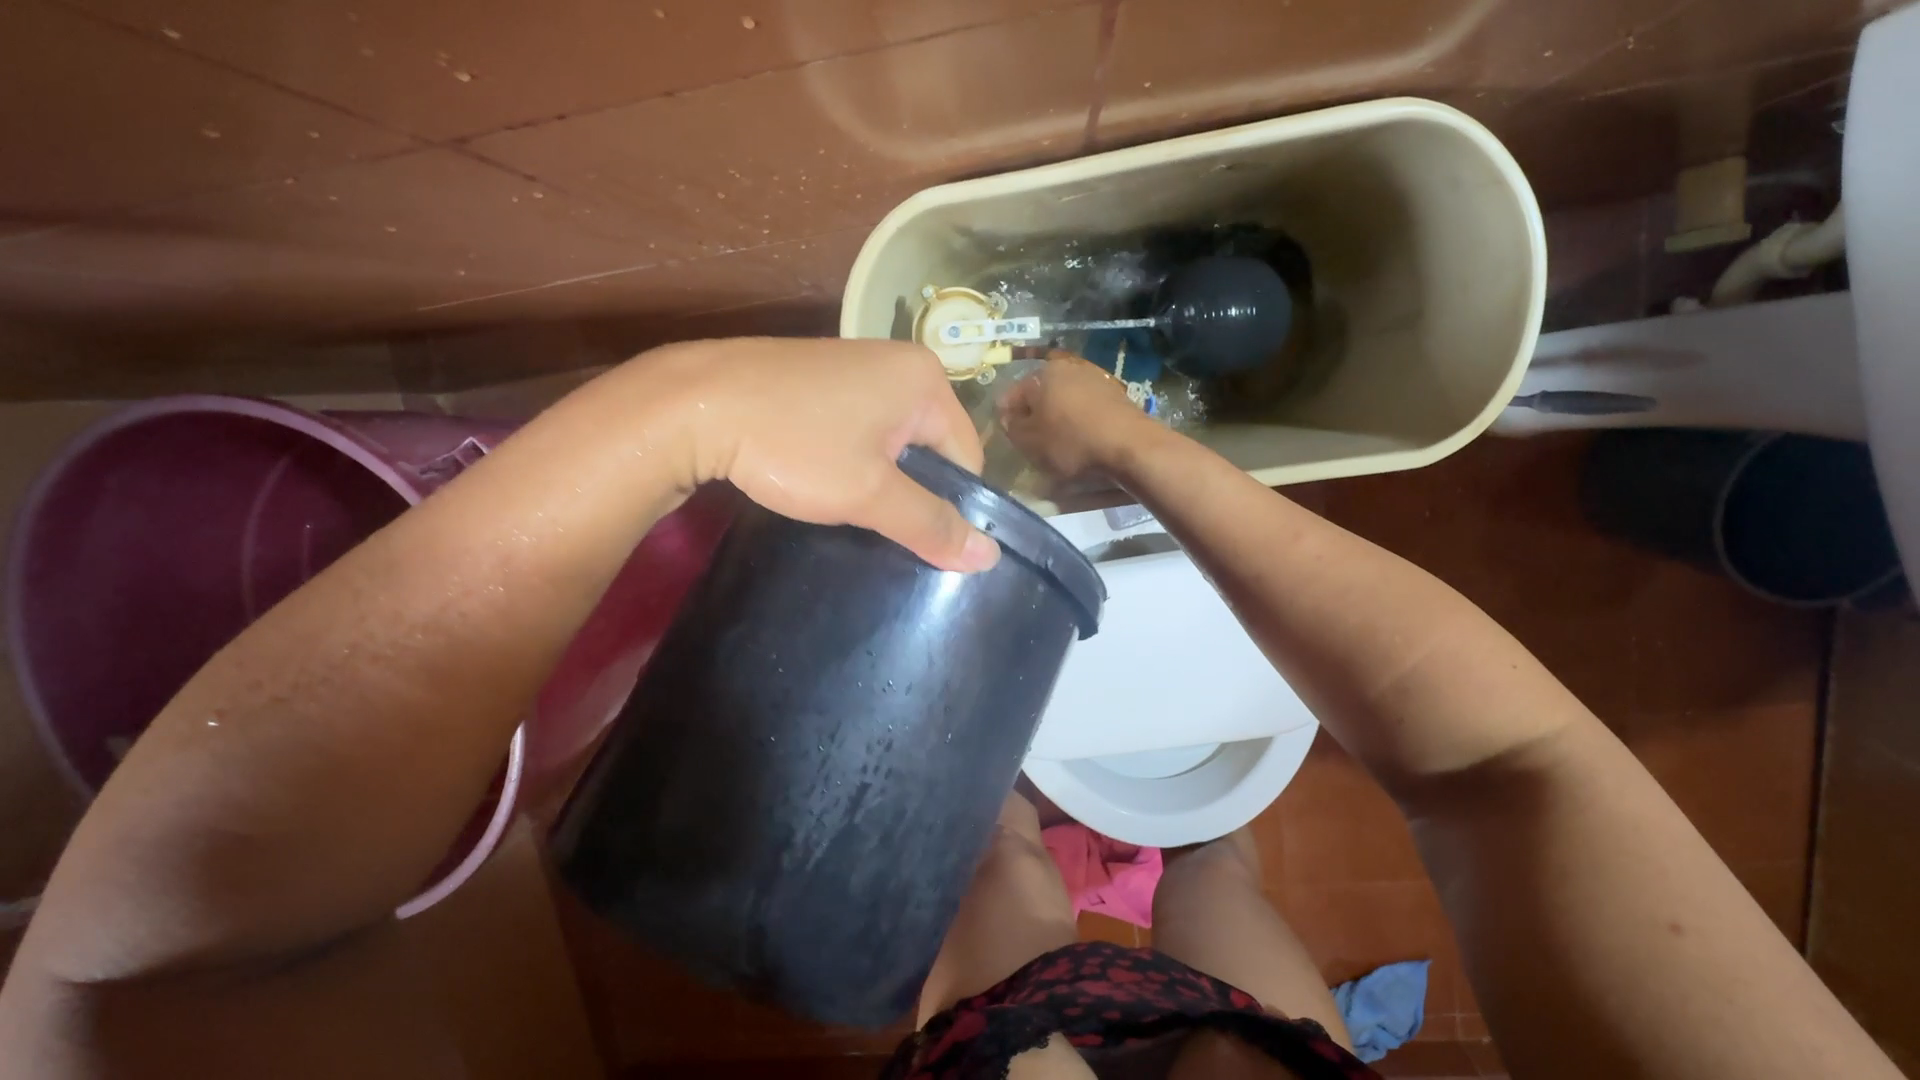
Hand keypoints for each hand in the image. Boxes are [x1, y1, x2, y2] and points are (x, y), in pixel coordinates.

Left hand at [643, 337, 998, 572]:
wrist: (693, 404)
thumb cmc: (793, 446)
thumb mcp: (869, 494)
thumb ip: (931, 524)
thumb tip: (991, 555)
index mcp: (926, 379)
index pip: (966, 457)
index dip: (949, 505)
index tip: (915, 537)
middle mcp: (898, 361)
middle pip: (930, 446)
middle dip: (909, 489)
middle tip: (877, 525)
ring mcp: (855, 363)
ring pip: (891, 438)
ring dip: (877, 475)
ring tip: (844, 505)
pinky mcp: (818, 375)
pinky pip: (858, 425)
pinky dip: (849, 455)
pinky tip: (820, 476)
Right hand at [998, 351, 1154, 478]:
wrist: (1130, 447)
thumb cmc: (1071, 442)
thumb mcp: (1028, 441)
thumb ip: (1011, 426)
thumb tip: (1008, 416)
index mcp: (1044, 373)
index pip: (1014, 393)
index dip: (1007, 416)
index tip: (1009, 437)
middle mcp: (1071, 367)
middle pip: (1042, 394)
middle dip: (1035, 416)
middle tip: (1032, 442)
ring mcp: (1097, 379)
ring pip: (1066, 401)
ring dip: (1059, 420)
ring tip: (1058, 445)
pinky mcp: (1118, 396)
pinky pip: (1088, 410)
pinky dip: (1081, 423)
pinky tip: (1083, 442)